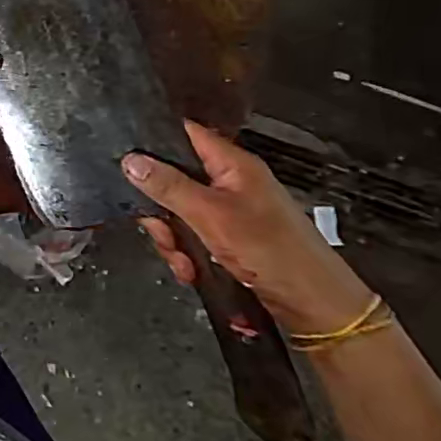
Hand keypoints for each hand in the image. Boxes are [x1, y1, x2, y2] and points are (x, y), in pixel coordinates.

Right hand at [125, 121, 373, 334]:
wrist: (316, 307)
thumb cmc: (270, 251)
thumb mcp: (211, 215)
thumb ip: (168, 186)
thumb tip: (129, 159)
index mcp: (232, 164)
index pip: (185, 133)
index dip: (153, 138)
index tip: (123, 154)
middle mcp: (228, 182)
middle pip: (172, 178)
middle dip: (159, 208)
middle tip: (160, 230)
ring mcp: (228, 210)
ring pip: (177, 210)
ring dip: (171, 237)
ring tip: (182, 261)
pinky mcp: (228, 236)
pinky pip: (191, 234)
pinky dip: (186, 252)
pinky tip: (190, 270)